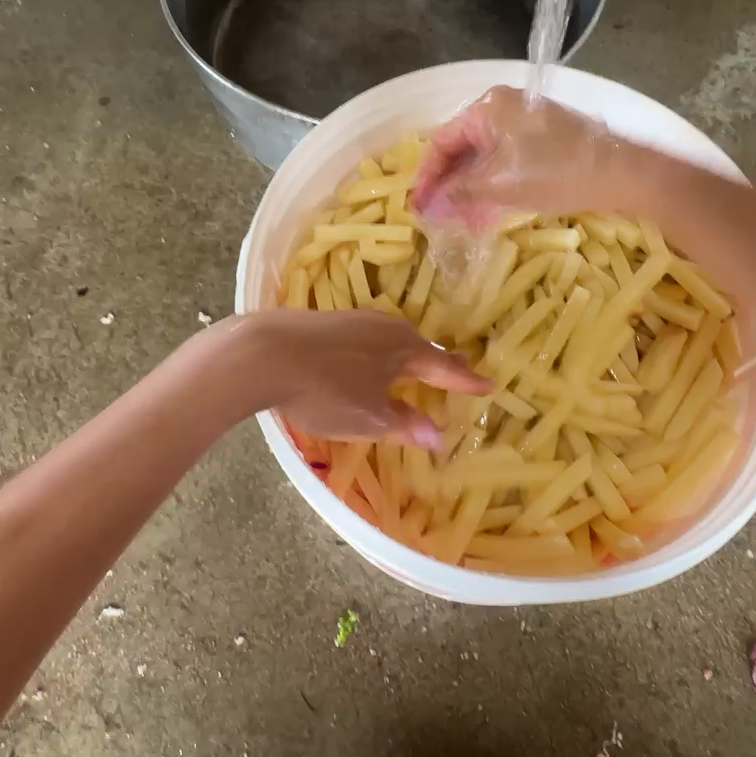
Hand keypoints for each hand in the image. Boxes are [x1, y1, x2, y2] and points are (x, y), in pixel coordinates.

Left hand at [232, 310, 489, 447]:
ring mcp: (355, 321)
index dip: (466, 381)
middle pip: (420, 348)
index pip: (445, 368)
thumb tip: (438, 435)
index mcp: (405, 350)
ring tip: (416, 364)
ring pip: (393, 339)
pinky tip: (369, 358)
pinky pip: (368, 338)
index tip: (490, 385)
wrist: (265, 352)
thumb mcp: (369, 417)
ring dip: (409, 354)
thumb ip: (404, 424)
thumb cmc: (326, 390)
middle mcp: (386, 328)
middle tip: (460, 368)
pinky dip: (380, 351)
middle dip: (440, 361)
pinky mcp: (327, 323)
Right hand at [411, 86, 635, 226]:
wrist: (620, 173)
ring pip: (483, 157)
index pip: (442, 141)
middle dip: (448, 184)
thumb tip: (431, 204)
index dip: (427, 175)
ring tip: (456, 220)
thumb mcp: (501, 185)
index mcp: (488, 108)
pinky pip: (503, 160)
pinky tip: (482, 211)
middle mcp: (502, 108)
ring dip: (468, 189)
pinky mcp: (540, 139)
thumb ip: (460, 192)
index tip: (417, 204)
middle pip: (461, 148)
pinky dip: (490, 184)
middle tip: (434, 215)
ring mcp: (523, 122)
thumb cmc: (556, 172)